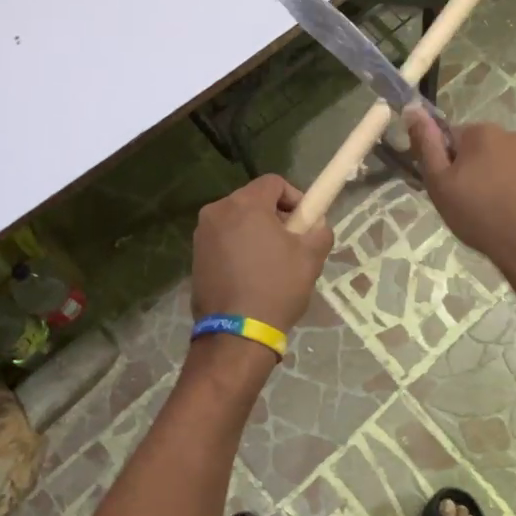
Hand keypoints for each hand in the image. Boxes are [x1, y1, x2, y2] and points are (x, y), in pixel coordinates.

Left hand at [191, 175, 334, 333]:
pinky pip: (223, 238)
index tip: (304, 222)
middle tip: (291, 242)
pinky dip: (238, 246)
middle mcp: (218, 211)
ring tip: (272, 261)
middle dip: (275, 215)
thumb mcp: (310, 258)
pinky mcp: (196, 255)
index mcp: (245, 204)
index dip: (294, 197)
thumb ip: (319, 230)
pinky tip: (251, 273)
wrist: (236, 334)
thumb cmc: (276, 288)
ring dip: (256, 231)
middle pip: (253, 199)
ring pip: (237, 219)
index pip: (273, 182)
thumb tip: (316, 223)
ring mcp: (202, 233)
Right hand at [405, 105, 515, 296]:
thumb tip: (412, 108)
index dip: (447, 165)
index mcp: (482, 132)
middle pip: (480, 149)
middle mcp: (513, 134)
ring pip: (505, 163)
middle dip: (473, 170)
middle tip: (469, 204)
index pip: (452, 138)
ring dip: (497, 180)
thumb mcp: (440, 183)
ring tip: (495, 213)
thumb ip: (426, 144)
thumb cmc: (481, 216)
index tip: (449, 190)